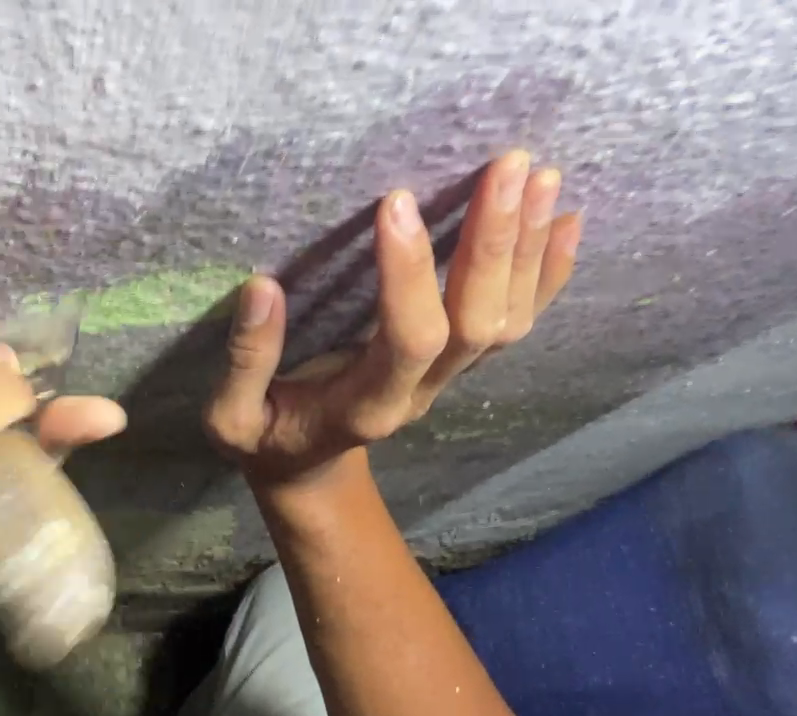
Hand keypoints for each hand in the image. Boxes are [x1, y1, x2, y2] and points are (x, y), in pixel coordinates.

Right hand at [205, 149, 581, 491]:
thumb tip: (262, 288)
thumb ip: (245, 361)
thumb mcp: (230, 418)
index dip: (408, 274)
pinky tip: (566, 221)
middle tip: (505, 167)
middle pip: (478, 323)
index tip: (394, 203)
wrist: (304, 467)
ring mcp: (444, 381)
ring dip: (526, 248)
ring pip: (508, 321)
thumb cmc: (262, 440)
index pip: (408, 339)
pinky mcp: (453, 367)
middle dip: (494, 244)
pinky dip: (548, 274)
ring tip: (538, 176)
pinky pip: (517, 324)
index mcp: (364, 407)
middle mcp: (419, 394)